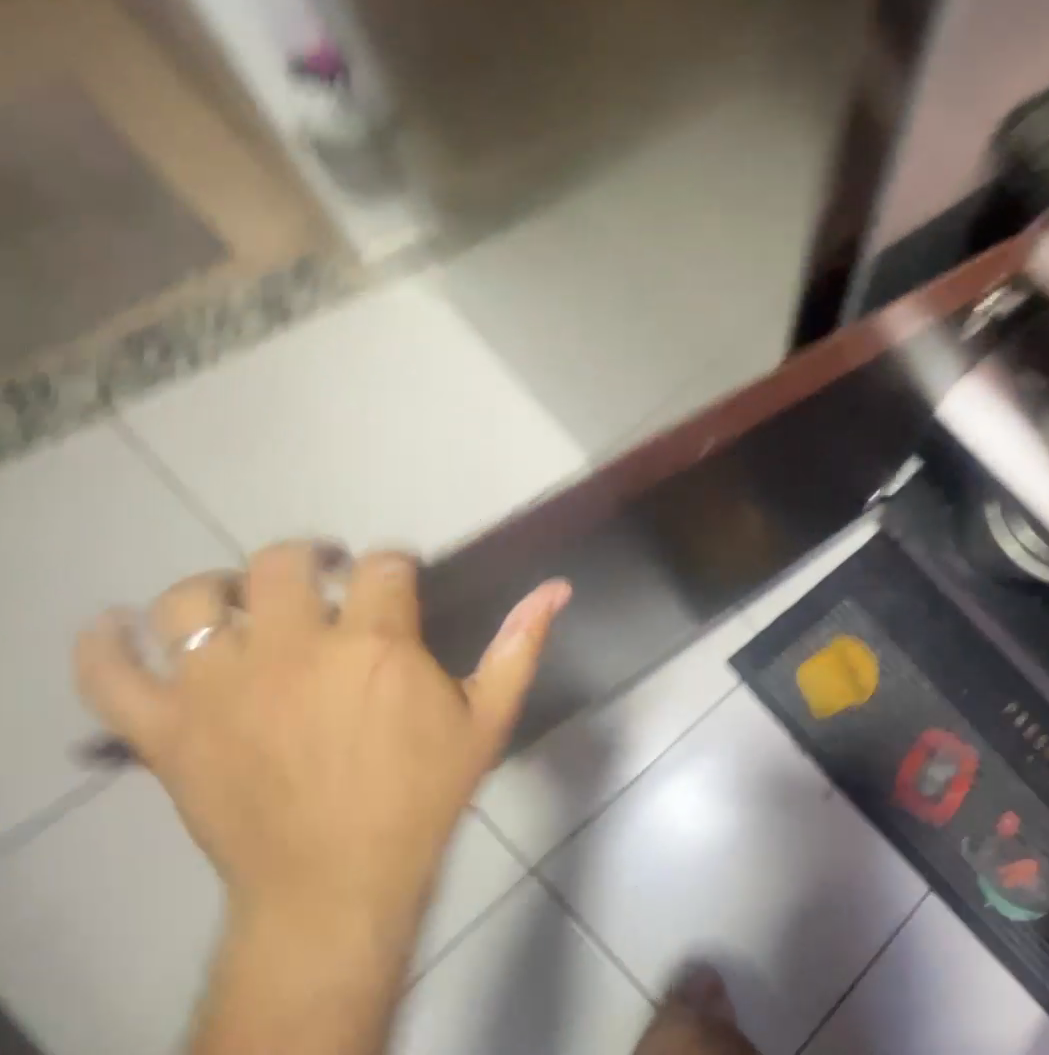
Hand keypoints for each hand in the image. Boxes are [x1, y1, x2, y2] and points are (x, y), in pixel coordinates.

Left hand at [72, 540, 569, 928]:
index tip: (399, 579)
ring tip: (238, 600)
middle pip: (282, 564)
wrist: (338, 879)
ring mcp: (221, 686)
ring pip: (192, 601)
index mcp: (377, 644)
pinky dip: (103, 643)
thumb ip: (520, 645)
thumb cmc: (423, 792)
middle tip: (326, 577)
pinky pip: (111, 672)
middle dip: (310, 557)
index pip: (383, 566)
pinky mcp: (166, 728)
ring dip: (215, 588)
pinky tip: (117, 628)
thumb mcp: (488, 716)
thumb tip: (558, 587)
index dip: (395, 564)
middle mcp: (294, 648)